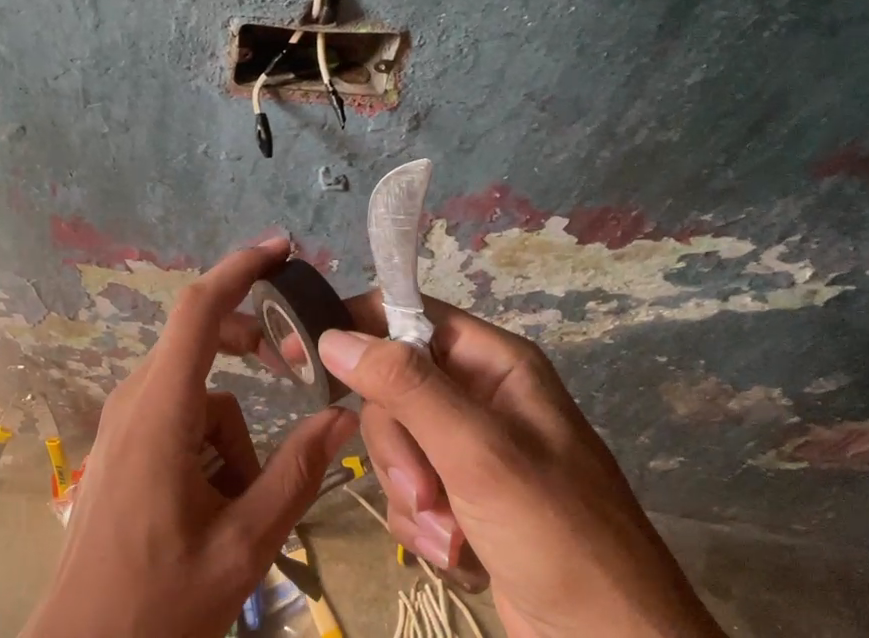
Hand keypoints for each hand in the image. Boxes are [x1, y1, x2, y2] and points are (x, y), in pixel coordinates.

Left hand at [22, 237, 359, 637]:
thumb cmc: (160, 599)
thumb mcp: (244, 544)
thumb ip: (295, 475)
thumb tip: (342, 415)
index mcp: (161, 411)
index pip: (199, 311)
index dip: (240, 269)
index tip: (282, 248)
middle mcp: (135, 400)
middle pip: (199, 344)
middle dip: (248, 351)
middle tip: (290, 375)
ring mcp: (124, 421)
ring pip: (195, 392)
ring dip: (232, 433)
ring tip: (243, 506)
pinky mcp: (122, 444)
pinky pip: (176, 416)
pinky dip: (208, 444)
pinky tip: (217, 505)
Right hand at [314, 297, 722, 637]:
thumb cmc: (557, 534)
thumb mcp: (478, 451)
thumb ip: (405, 386)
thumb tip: (333, 335)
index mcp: (495, 364)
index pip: (408, 315)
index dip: (359, 330)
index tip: (310, 358)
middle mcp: (479, 396)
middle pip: (391, 389)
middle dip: (398, 448)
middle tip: (425, 490)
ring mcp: (469, 449)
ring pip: (394, 443)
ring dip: (410, 494)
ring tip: (451, 534)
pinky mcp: (461, 497)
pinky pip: (407, 487)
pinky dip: (420, 523)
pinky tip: (455, 553)